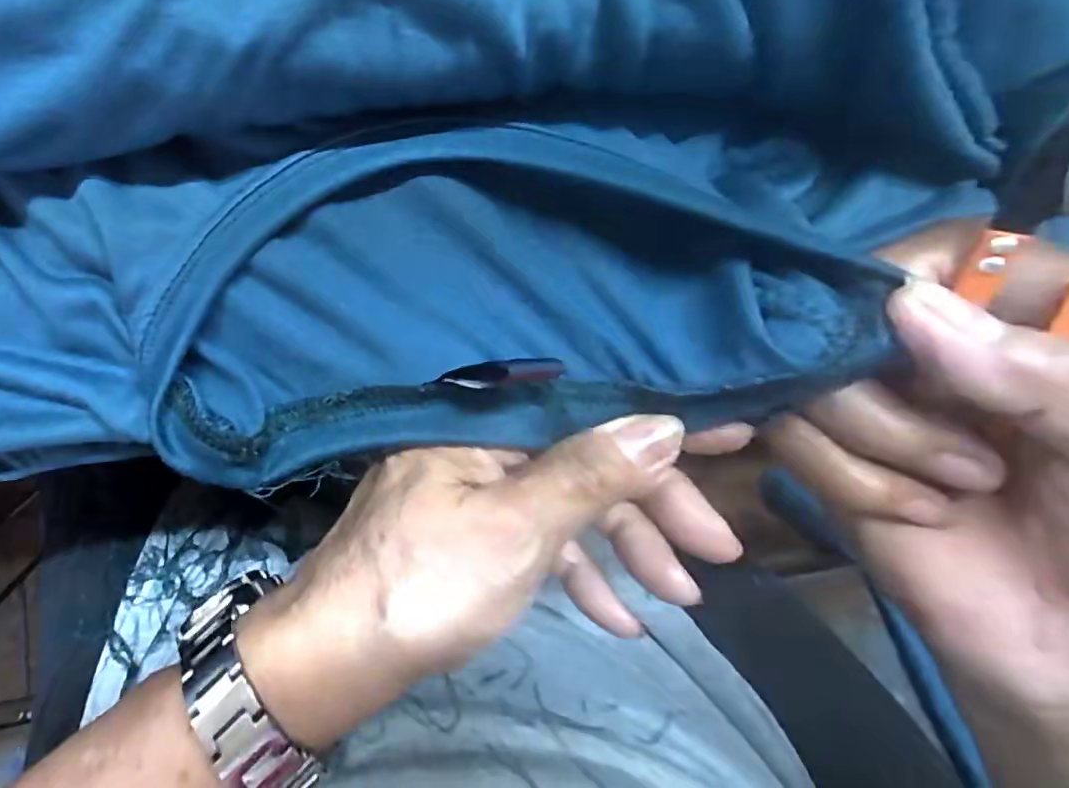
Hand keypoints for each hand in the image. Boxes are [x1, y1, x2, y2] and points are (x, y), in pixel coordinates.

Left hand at [235, 416, 747, 747]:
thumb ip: (588, 472)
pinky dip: (572, 572)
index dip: (657, 431)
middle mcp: (478, 445)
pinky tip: (616, 616)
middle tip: (717, 553)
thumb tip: (660, 422)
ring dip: (620, 548)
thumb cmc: (430, 581)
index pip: (586, 416)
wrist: (338, 652)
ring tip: (680, 597)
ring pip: (561, 507)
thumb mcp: (518, 526)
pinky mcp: (465, 532)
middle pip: (580, 465)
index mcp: (483, 425)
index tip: (730, 437)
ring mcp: (470, 489)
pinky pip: (530, 539)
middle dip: (649, 507)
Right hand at [768, 224, 1068, 785]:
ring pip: (815, 372)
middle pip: (864, 310)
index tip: (903, 314)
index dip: (927, 270)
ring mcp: (891, 412)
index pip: (967, 252)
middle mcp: (961, 361)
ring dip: (878, 436)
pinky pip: (791, 434)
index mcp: (1067, 334)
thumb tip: (904, 303)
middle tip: (961, 441)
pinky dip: (849, 477)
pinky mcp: (836, 463)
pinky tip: (918, 517)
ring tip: (958, 493)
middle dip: (892, 376)